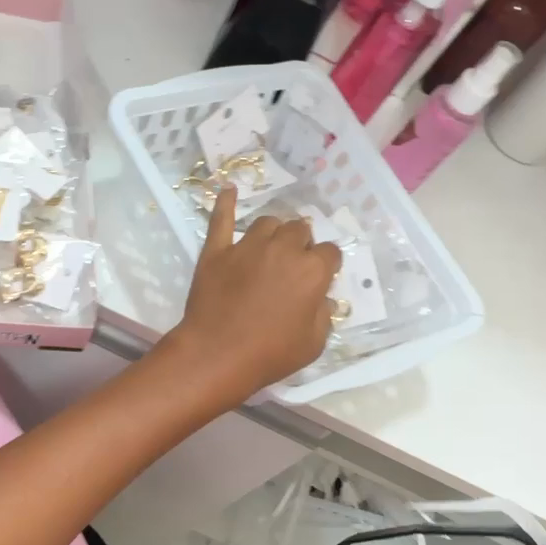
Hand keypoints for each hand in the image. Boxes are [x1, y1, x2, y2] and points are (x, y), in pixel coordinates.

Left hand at [163, 185, 340, 402]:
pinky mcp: (216, 251)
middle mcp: (283, 249)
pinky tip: (228, 189)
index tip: (317, 280)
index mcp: (312, 271)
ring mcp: (247, 247)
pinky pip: (222, 219)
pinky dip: (225, 203)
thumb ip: (323, 315)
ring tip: (268, 249)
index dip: (325, 266)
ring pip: (267, 223)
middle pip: (299, 231)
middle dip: (300, 245)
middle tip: (290, 268)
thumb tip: (323, 299)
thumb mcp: (313, 344)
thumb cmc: (269, 355)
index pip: (329, 253)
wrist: (216, 355)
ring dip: (273, 233)